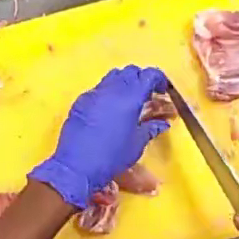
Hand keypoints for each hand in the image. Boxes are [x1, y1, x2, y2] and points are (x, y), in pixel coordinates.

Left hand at [29, 66, 172, 209]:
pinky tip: (109, 111)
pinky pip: (98, 89)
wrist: (77, 166)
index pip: (149, 74)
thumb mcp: (136, 144)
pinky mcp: (80, 101)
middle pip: (130, 72)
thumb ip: (150, 129)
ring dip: (123, 83)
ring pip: (112, 77)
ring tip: (128, 102)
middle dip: (141, 79)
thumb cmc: (112, 156)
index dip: (159, 79)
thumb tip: (162, 123)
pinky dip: (108, 93)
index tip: (162, 91)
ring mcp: (94, 93)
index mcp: (130, 97)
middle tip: (146, 96)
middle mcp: (112, 89)